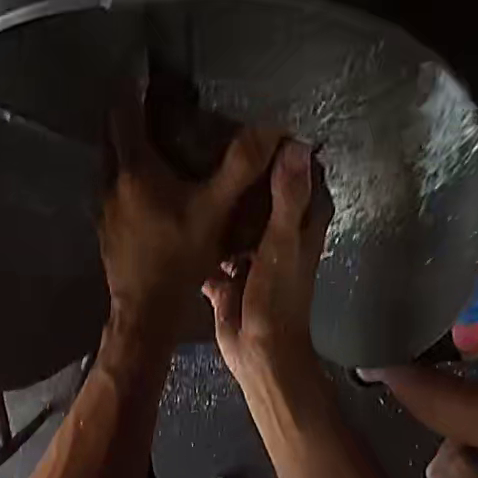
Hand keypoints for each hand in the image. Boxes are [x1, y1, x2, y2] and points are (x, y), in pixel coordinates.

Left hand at [98, 84, 278, 348]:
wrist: (147, 311)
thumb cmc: (178, 260)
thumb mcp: (215, 212)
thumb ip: (241, 168)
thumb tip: (272, 129)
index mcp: (134, 170)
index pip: (124, 112)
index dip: (133, 88)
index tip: (145, 73)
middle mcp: (111, 184)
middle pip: (111, 137)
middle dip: (128, 118)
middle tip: (151, 108)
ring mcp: (104, 211)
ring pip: (109, 167)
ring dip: (126, 153)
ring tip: (153, 148)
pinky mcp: (105, 233)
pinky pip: (112, 195)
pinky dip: (126, 184)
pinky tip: (147, 195)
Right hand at [204, 140, 330, 378]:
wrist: (257, 352)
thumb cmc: (277, 300)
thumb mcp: (283, 244)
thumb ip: (287, 198)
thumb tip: (295, 144)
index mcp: (301, 227)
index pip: (301, 178)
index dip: (287, 153)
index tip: (260, 125)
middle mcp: (277, 238)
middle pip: (262, 198)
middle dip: (245, 177)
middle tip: (212, 141)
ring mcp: (249, 259)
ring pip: (236, 224)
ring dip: (220, 207)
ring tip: (189, 171)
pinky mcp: (225, 279)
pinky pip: (212, 254)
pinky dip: (200, 241)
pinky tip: (177, 220)